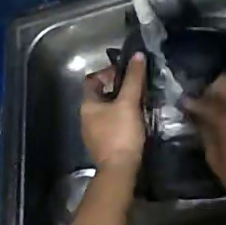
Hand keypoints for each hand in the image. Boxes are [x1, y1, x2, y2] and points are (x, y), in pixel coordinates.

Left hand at [80, 53, 146, 170]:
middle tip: (137, 87)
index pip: (92, 80)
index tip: (127, 73)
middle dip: (118, 89)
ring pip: (107, 111)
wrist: (119, 169)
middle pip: (101, 95)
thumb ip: (134, 79)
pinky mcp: (103, 145)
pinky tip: (136, 122)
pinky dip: (122, 119)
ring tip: (140, 103)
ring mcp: (93, 133)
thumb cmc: (121, 132)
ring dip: (121, 105)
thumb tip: (137, 55)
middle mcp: (86, 117)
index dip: (108, 72)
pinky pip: (111, 125)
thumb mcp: (129, 102)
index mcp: (87, 105)